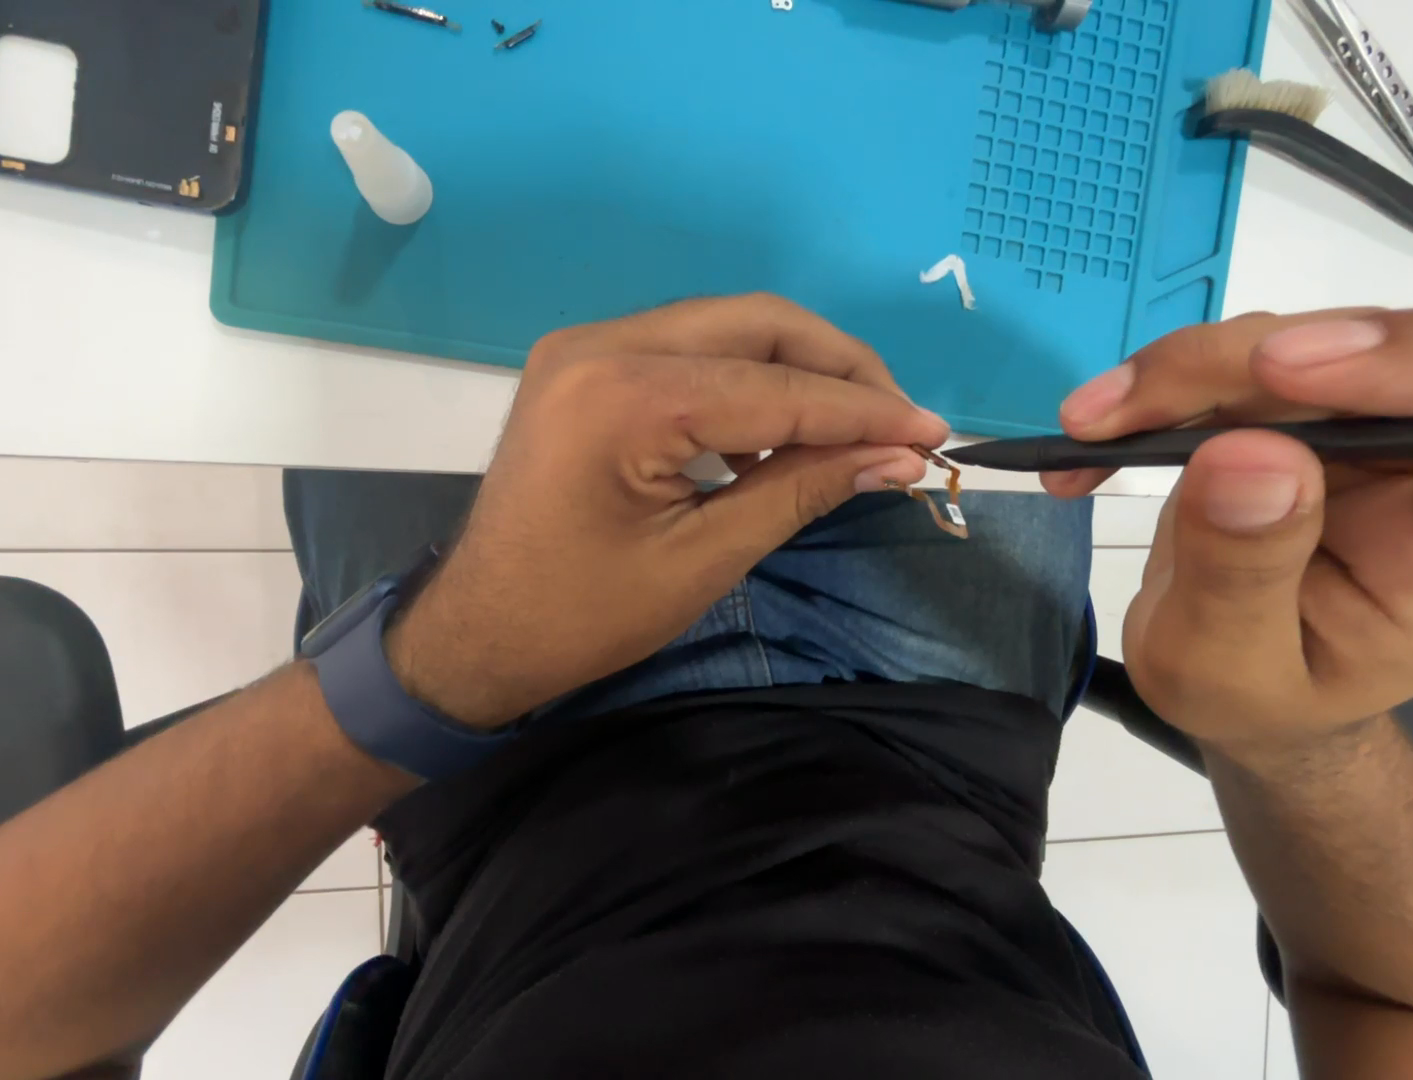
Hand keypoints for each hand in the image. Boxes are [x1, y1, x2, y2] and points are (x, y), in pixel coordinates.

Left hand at [387, 294, 948, 727]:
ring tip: (852, 429)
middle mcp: (602, 344)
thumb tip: (897, 457)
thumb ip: (803, 490)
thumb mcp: (705, 560)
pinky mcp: (586, 365)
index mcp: (625, 397)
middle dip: (840, 369)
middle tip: (897, 422)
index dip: (866, 411)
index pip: (778, 388)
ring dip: (798, 370)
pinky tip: (779, 434)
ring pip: (726, 328)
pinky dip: (747, 382)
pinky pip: (690, 352)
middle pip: (757, 324)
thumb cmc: (584, 617)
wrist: (478, 632)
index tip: (934, 434)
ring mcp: (587, 346)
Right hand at [1046, 311, 1412, 755]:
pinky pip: (1227, 372)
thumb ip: (1243, 575)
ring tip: (1085, 431)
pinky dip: (1148, 398)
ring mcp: (1363, 433)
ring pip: (1291, 345)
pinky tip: (1087, 448)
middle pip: (1386, 352)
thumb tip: (1246, 453)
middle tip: (1125, 408)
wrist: (1230, 687)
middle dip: (1244, 364)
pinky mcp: (1291, 418)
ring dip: (1178, 376)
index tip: (1287, 373)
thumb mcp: (1229, 668)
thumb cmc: (1257, 703)